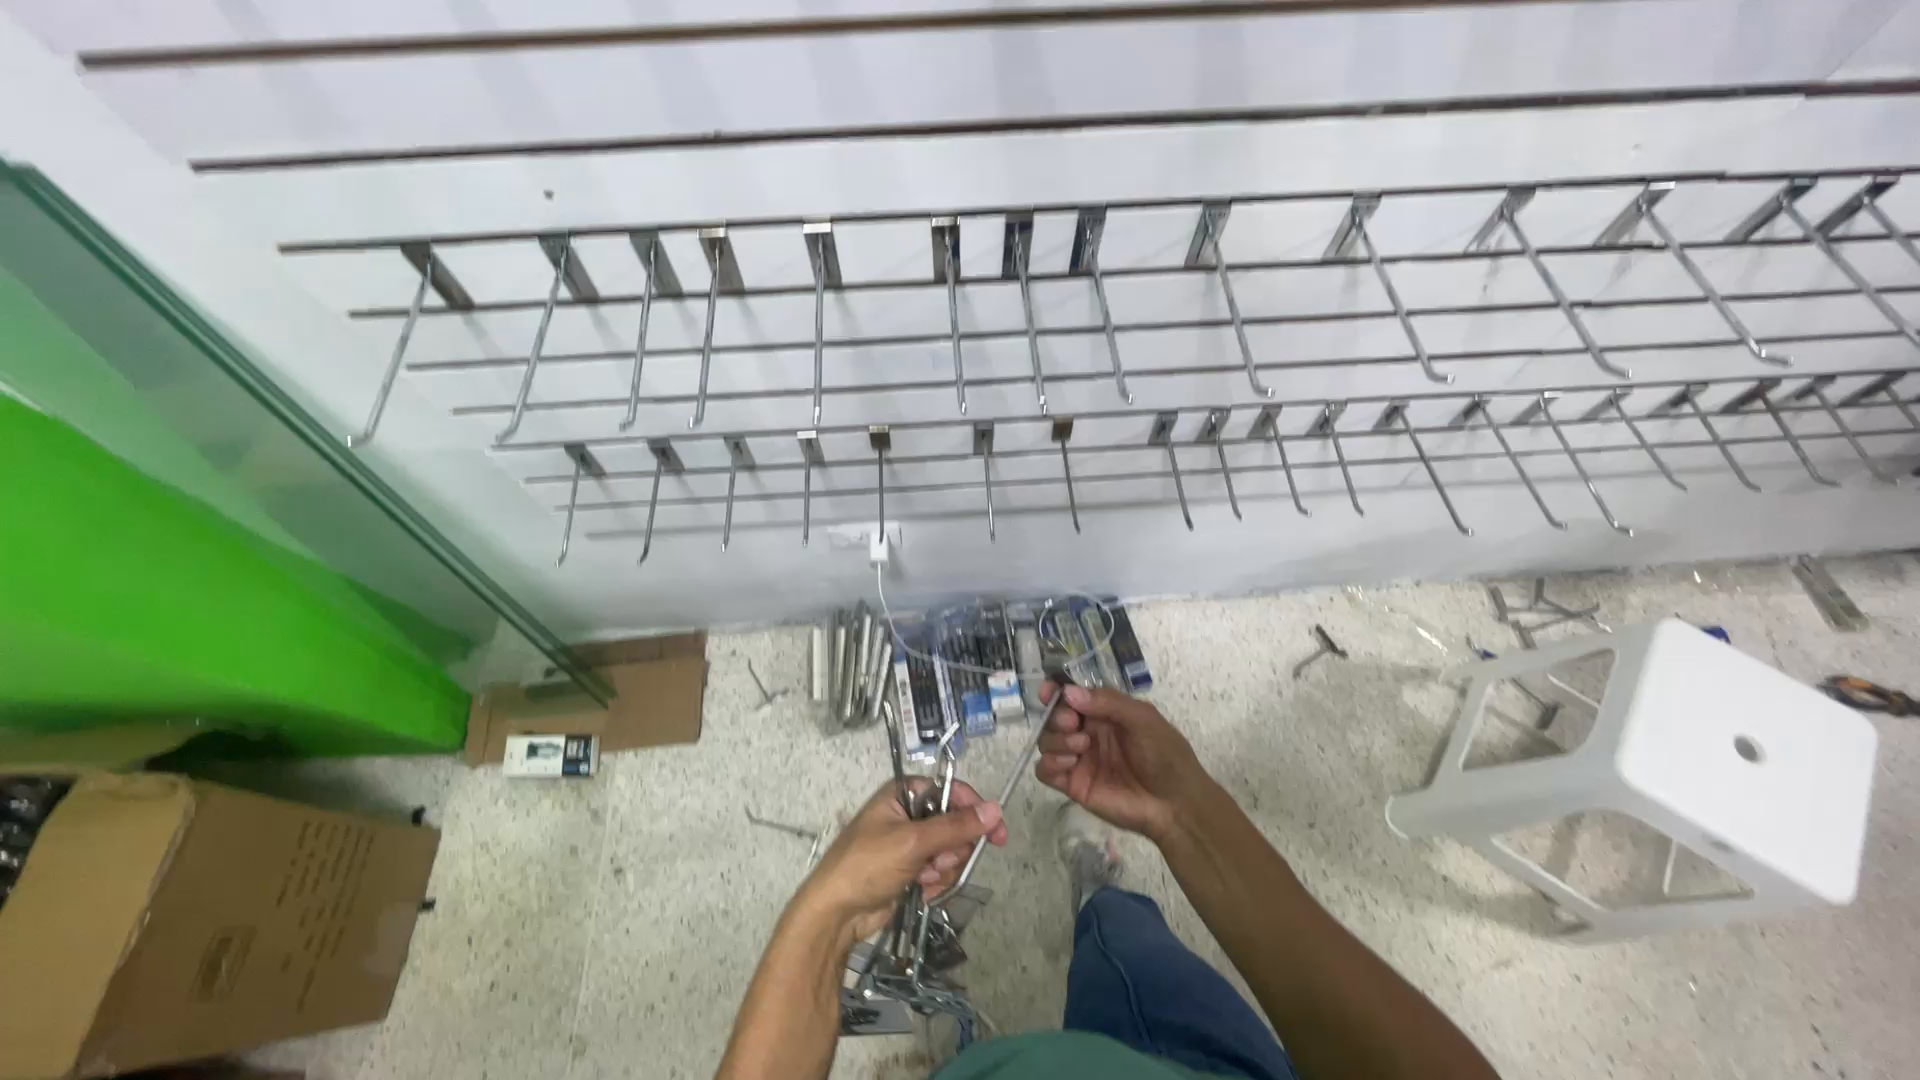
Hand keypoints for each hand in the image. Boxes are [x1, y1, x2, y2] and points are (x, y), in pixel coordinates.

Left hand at [796, 778, 1009, 938]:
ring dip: (943, 869)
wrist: (836, 914)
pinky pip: (941, 870)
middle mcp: (909, 813)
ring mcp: (911, 843)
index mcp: (904, 793)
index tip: (998, 834)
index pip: (952, 791)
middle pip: (956, 824)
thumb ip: (955, 826)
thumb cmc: (867, 866)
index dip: (975, 810)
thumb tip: (995, 809)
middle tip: (938, 862)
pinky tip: (920, 890)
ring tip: (922, 879)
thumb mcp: (912, 842)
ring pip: (952, 851)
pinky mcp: (912, 869)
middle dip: (953, 849)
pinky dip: (936, 882)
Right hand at [1035, 682, 1209, 842]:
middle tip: (1072, 723)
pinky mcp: (1073, 784)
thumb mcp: (1144, 719)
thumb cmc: (1165, 755)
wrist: (1174, 804)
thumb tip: (1068, 692)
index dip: (1055, 691)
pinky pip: (1045, 771)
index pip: (1071, 697)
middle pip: (1054, 717)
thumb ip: (1108, 702)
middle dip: (1057, 716)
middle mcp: (1087, 733)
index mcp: (1104, 714)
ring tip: (1080, 746)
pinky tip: (1069, 763)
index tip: (1047, 692)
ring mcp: (1079, 759)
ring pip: (1047, 741)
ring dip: (1055, 739)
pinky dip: (1049, 763)